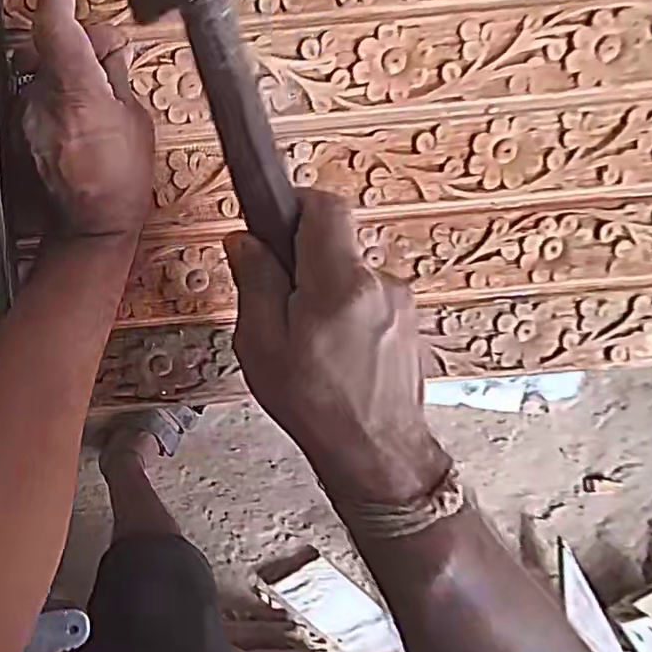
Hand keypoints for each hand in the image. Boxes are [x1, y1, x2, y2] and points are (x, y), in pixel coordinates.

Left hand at [21, 0, 156, 239]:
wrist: (89, 227)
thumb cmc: (121, 181)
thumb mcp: (135, 117)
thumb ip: (115, 73)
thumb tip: (107, 44)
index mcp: (76, 93)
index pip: (54, 24)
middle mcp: (39, 104)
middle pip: (48, 47)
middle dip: (75, 40)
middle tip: (105, 57)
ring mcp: (23, 123)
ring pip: (38, 74)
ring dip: (63, 72)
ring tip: (92, 99)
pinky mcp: (17, 138)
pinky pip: (32, 101)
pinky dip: (52, 98)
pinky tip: (75, 121)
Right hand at [224, 190, 450, 504]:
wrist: (373, 447)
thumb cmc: (310, 400)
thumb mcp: (260, 341)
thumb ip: (254, 282)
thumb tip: (244, 241)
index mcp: (338, 283)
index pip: (324, 207)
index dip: (292, 204)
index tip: (268, 219)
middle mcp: (378, 281)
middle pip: (330, 242)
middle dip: (295, 261)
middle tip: (270, 303)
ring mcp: (399, 299)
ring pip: (343, 272)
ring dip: (315, 290)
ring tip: (298, 338)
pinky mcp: (407, 317)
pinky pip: (362, 294)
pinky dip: (337, 308)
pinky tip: (323, 348)